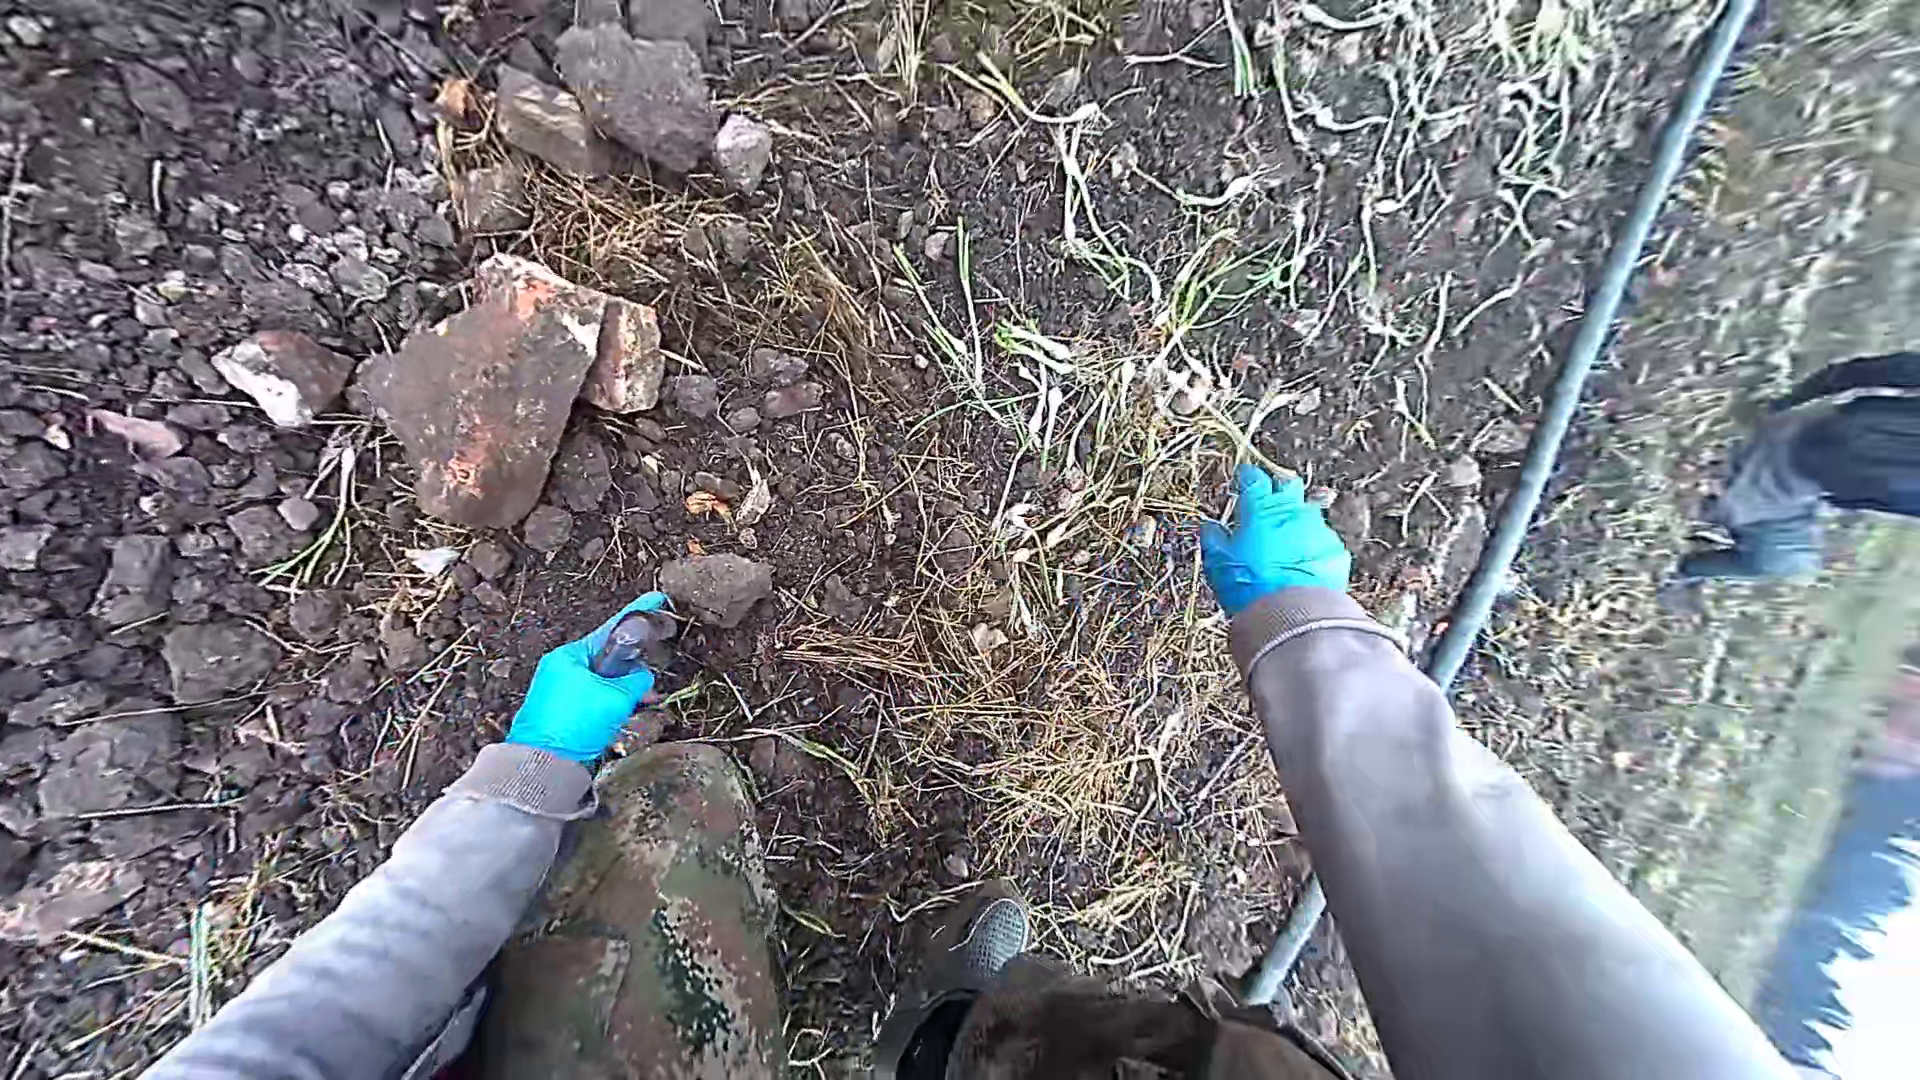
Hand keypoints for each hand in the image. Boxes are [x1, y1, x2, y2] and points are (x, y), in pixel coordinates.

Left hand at [507, 592, 668, 762]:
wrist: (544, 764)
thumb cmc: (578, 721)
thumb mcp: (618, 695)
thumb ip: (637, 680)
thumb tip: (643, 678)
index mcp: (570, 656)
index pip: (611, 627)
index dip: (636, 614)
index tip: (657, 599)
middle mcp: (564, 667)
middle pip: (610, 656)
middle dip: (635, 664)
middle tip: (655, 666)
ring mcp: (563, 688)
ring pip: (607, 678)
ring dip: (628, 687)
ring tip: (646, 698)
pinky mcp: (565, 709)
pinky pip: (599, 694)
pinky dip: (616, 699)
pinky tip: (633, 708)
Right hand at [1200, 464, 1350, 615]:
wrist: (1290, 614)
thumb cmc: (1250, 585)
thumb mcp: (1219, 562)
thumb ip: (1214, 539)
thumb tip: (1210, 528)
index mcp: (1261, 509)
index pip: (1255, 479)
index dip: (1248, 476)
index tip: (1244, 477)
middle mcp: (1293, 512)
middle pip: (1288, 486)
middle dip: (1277, 488)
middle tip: (1266, 500)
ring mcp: (1317, 529)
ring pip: (1308, 512)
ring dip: (1295, 519)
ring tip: (1283, 538)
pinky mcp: (1334, 550)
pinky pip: (1322, 539)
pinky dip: (1310, 545)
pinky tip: (1299, 561)